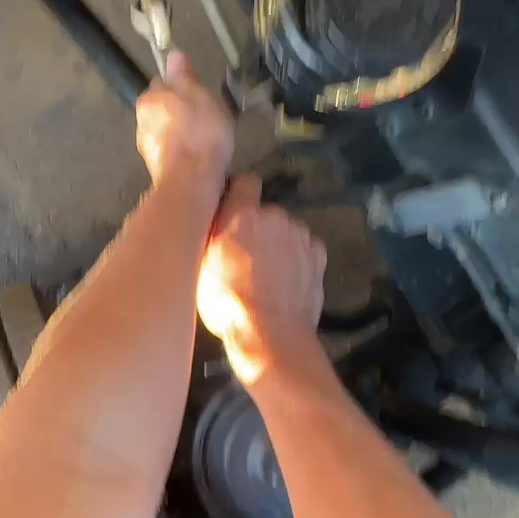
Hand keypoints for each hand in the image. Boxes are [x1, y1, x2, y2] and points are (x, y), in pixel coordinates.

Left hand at [136, 51, 232, 190]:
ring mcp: (148, 149)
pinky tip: (201, 159)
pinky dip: (185, 154)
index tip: (202, 97)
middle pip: (165, 110)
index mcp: (149, 100)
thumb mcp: (199, 94)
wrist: (192, 182)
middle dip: (182, 113)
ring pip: (169, 133)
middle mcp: (142, 123)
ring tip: (208, 142)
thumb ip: (185, 75)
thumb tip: (173, 55)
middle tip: (208, 120)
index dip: (184, 88)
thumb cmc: (199, 133)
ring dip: (184, 135)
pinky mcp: (158, 170)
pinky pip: (174, 153)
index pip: (164, 84)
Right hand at [197, 174, 327, 382]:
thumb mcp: (200, 267)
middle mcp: (275, 216)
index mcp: (242, 215)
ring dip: (276, 243)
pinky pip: (303, 248)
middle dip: (255, 226)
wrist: (271, 336)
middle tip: (242, 254)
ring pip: (284, 231)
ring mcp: (301, 235)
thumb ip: (208, 234)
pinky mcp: (319, 255)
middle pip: (263, 212)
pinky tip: (286, 281)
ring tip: (266, 273)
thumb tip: (210, 218)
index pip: (244, 181)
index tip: (230, 206)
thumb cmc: (227, 303)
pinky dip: (296, 258)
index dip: (237, 192)